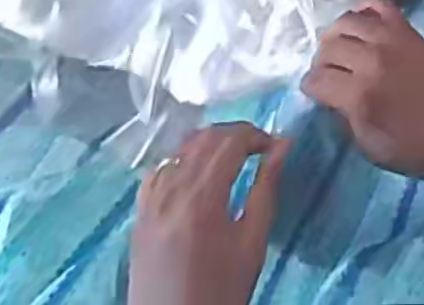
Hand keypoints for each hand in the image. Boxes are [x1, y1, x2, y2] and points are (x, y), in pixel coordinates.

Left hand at [130, 123, 290, 304]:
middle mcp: (172, 191)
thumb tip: (283, 144)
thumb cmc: (221, 293)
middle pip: (206, 139)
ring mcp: (151, 202)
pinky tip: (195, 174)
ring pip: (182, 149)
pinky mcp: (140, 215)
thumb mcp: (252, 243)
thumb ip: (267, 187)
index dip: (256, 135)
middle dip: (236, 135)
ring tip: (231, 159)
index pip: (230, 141)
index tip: (274, 148)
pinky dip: (181, 160)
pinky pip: (159, 171)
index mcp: (202, 198)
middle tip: (258, 150)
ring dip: (210, 144)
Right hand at [300, 0, 423, 179]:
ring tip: (339, 47)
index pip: (317, 80)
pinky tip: (359, 23)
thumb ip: (343, 117)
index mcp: (360, 95)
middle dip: (321, 62)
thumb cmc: (413, 145)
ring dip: (336, 34)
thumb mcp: (368, 145)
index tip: (314, 91)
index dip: (311, 86)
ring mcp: (388, 38)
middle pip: (328, 47)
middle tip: (328, 72)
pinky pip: (377, 4)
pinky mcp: (404, 27)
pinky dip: (363, 9)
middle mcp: (370, 60)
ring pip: (346, 21)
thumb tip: (329, 95)